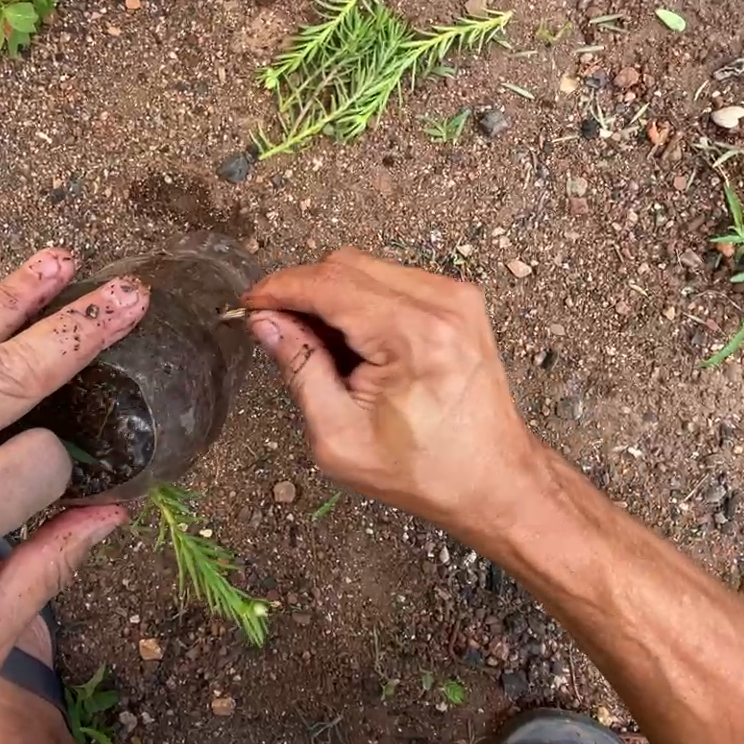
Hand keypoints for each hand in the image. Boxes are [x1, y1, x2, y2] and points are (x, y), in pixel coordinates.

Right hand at [241, 248, 540, 535]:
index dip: (279, 287)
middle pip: (345, 264)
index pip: (328, 283)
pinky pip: (391, 277)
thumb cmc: (424, 469)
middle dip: (301, 290)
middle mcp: (441, 303)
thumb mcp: (340, 435)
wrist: (493, 478)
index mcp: (414, 336)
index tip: (250, 302)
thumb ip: (299, 368)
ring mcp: (455, 296)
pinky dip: (361, 298)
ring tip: (323, 344)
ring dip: (330, 294)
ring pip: (366, 265)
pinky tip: (355, 339)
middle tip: (279, 327)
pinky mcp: (459, 299)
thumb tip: (265, 322)